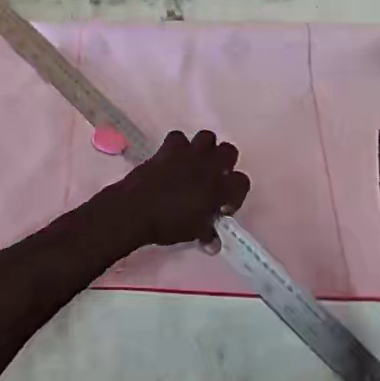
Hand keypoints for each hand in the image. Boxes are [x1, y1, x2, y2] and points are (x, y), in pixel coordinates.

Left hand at [99, 130, 250, 246]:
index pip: (242, 182)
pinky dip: (178, 145)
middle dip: (224, 163)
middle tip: (213, 179)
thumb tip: (213, 243)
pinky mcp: (168, 148)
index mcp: (220, 188)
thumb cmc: (169, 225)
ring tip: (195, 163)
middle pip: (229, 151)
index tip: (222, 205)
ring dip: (205, 148)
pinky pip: (179, 137)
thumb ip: (208, 233)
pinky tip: (173, 158)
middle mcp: (208, 166)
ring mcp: (188, 154)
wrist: (137, 209)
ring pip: (207, 137)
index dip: (235, 193)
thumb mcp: (194, 233)